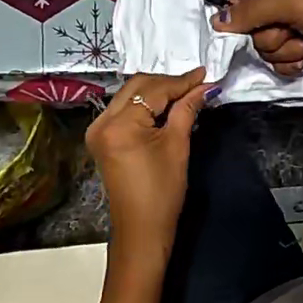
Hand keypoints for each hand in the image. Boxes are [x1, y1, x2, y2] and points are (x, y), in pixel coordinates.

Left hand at [87, 69, 210, 257]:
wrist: (141, 227)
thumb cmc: (162, 191)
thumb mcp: (177, 146)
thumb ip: (187, 110)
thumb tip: (204, 87)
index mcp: (120, 124)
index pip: (153, 90)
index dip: (181, 82)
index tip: (205, 74)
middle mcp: (102, 122)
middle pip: (137, 87)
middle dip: (167, 83)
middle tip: (196, 84)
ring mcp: (97, 130)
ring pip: (128, 96)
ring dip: (155, 92)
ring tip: (184, 93)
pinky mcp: (100, 139)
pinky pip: (123, 110)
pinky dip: (143, 105)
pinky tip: (164, 106)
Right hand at [208, 0, 302, 79]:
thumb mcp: (292, 2)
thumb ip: (252, 11)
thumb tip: (217, 19)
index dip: (242, 14)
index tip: (245, 25)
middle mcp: (288, 1)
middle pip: (253, 27)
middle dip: (270, 35)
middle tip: (292, 31)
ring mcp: (297, 27)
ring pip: (266, 47)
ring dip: (285, 49)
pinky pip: (279, 62)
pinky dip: (291, 63)